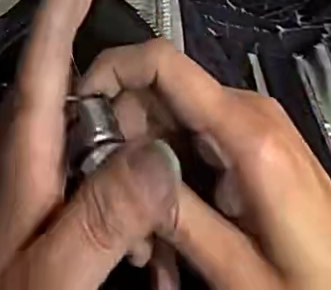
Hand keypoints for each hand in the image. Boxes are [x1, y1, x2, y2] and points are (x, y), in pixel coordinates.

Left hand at [0, 0, 186, 289]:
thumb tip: (164, 154)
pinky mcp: (17, 184)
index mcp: (23, 140)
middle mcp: (17, 136)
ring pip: (75, 110)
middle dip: (89, 20)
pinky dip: (103, 151)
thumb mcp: (49, 274)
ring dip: (111, 103)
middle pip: (68, 66)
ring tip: (145, 118)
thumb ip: (104, 215)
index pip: (48, 45)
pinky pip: (70, 148)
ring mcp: (15, 160)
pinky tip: (127, 195)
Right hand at [82, 39, 330, 289]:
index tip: (78, 107)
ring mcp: (251, 126)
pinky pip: (194, 146)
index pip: (161, 62)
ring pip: (170, 127)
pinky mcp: (252, 145)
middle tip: (119, 218)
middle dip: (125, 148)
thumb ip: (177, 215)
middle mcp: (247, 113)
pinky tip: (173, 242)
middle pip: (158, 97)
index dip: (111, 70)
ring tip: (152, 251)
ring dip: (146, 178)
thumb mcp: (241, 272)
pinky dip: (171, 184)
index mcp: (246, 131)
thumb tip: (120, 171)